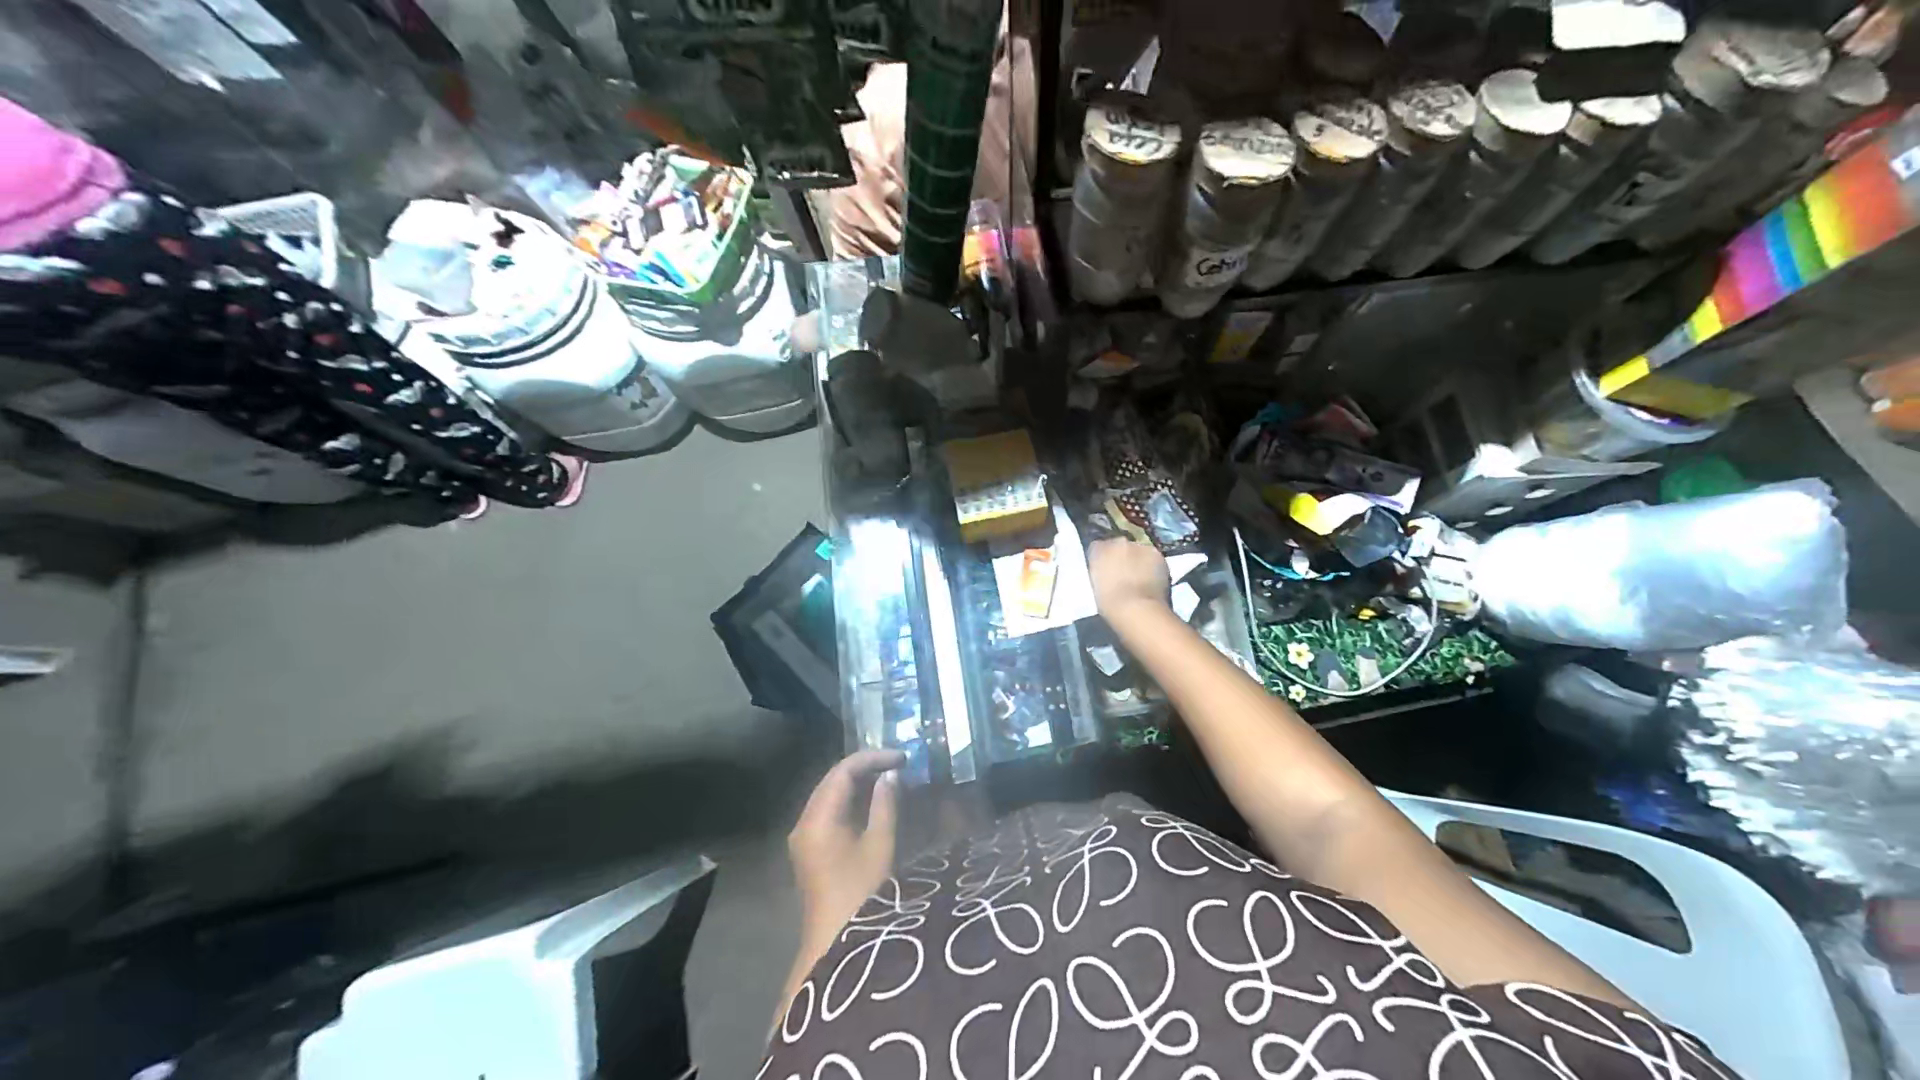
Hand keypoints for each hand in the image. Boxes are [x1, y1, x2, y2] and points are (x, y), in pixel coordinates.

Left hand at [788, 748, 905, 952]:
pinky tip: (874, 803)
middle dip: (865, 768)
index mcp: (817, 818)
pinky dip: (851, 802)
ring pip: (830, 796)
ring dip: (858, 785)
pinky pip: (829, 812)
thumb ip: (885, 805)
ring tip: (891, 779)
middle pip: (832, 781)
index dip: (873, 759)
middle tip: (898, 765)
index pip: (842, 771)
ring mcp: (804, 837)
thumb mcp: (879, 846)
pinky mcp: (810, 850)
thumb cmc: (860, 894)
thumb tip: (891, 775)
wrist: (833, 945)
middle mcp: (804, 822)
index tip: (902, 758)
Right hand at [1089, 538, 1170, 625]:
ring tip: (1140, 578)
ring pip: (1138, 550)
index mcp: (1097, 550)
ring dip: (1138, 560)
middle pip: (1119, 546)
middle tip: (1123, 574)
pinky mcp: (1157, 554)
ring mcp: (1139, 546)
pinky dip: (1153, 566)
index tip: (1105, 571)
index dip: (1102, 559)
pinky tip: (1153, 580)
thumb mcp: (1096, 586)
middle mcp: (1118, 542)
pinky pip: (1153, 557)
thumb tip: (1106, 573)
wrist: (1137, 609)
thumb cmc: (1109, 604)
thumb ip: (1100, 573)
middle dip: (1121, 557)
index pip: (1097, 548)